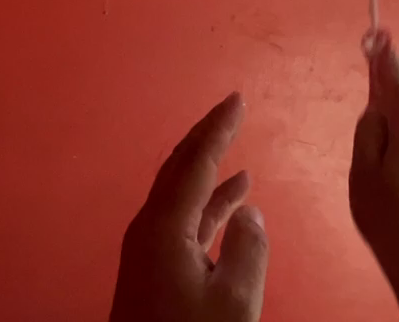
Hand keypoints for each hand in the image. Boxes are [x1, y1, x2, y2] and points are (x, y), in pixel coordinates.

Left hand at [111, 93, 268, 321]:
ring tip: (242, 165)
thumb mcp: (233, 304)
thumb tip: (250, 213)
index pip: (197, 161)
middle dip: (208, 137)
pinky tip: (232, 211)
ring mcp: (148, 250)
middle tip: (232, 110)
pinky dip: (209, 209)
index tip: (238, 98)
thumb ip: (248, 250)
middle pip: (181, 168)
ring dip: (212, 177)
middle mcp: (150, 227)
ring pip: (182, 196)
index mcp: (164, 225)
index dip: (219, 126)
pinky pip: (183, 222)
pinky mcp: (152, 273)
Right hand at [350, 33, 398, 321]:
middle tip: (366, 134)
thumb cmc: (386, 218)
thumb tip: (376, 109)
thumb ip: (367, 133)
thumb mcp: (362, 173)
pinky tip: (393, 182)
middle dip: (384, 106)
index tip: (382, 33)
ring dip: (393, 134)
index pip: (396, 86)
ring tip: (376, 174)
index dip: (386, 60)